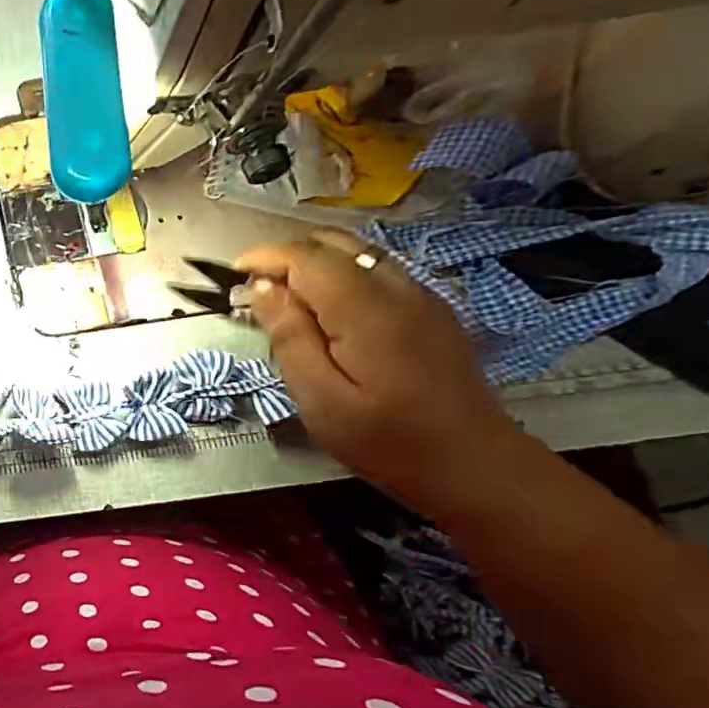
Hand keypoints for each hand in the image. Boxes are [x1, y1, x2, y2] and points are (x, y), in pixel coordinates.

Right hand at [236, 228, 521, 500]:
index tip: (235, 273)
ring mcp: (421, 295)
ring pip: (358, 252)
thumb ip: (290, 337)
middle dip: (288, 257)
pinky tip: (330, 312)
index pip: (307, 258)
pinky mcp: (431, 309)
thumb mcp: (320, 398)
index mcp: (366, 310)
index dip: (266, 257)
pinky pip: (378, 271)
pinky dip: (342, 275)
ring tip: (288, 299)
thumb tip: (263, 288)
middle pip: (334, 244)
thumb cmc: (386, 440)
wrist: (472, 463)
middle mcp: (397, 289)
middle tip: (258, 290)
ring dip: (316, 264)